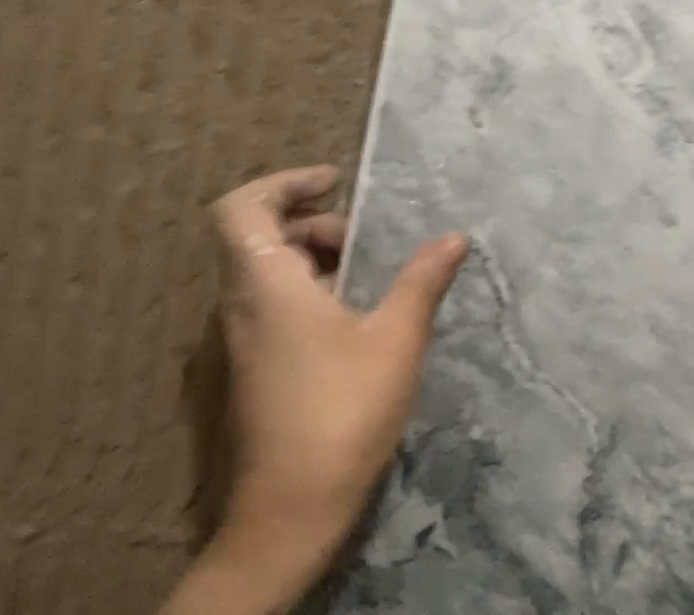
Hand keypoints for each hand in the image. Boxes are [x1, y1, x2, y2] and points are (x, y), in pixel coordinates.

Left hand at [163, 165, 467, 613]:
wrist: (290, 510)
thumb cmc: (343, 409)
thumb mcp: (397, 337)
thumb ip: (422, 280)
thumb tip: (453, 236)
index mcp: (265, 285)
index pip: (242, 209)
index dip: (284, 183)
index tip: (335, 182)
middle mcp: (239, 307)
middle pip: (257, 238)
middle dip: (313, 223)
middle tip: (365, 238)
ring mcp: (239, 344)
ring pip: (264, 275)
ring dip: (313, 260)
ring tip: (370, 276)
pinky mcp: (252, 373)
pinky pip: (271, 308)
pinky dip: (308, 292)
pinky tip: (356, 320)